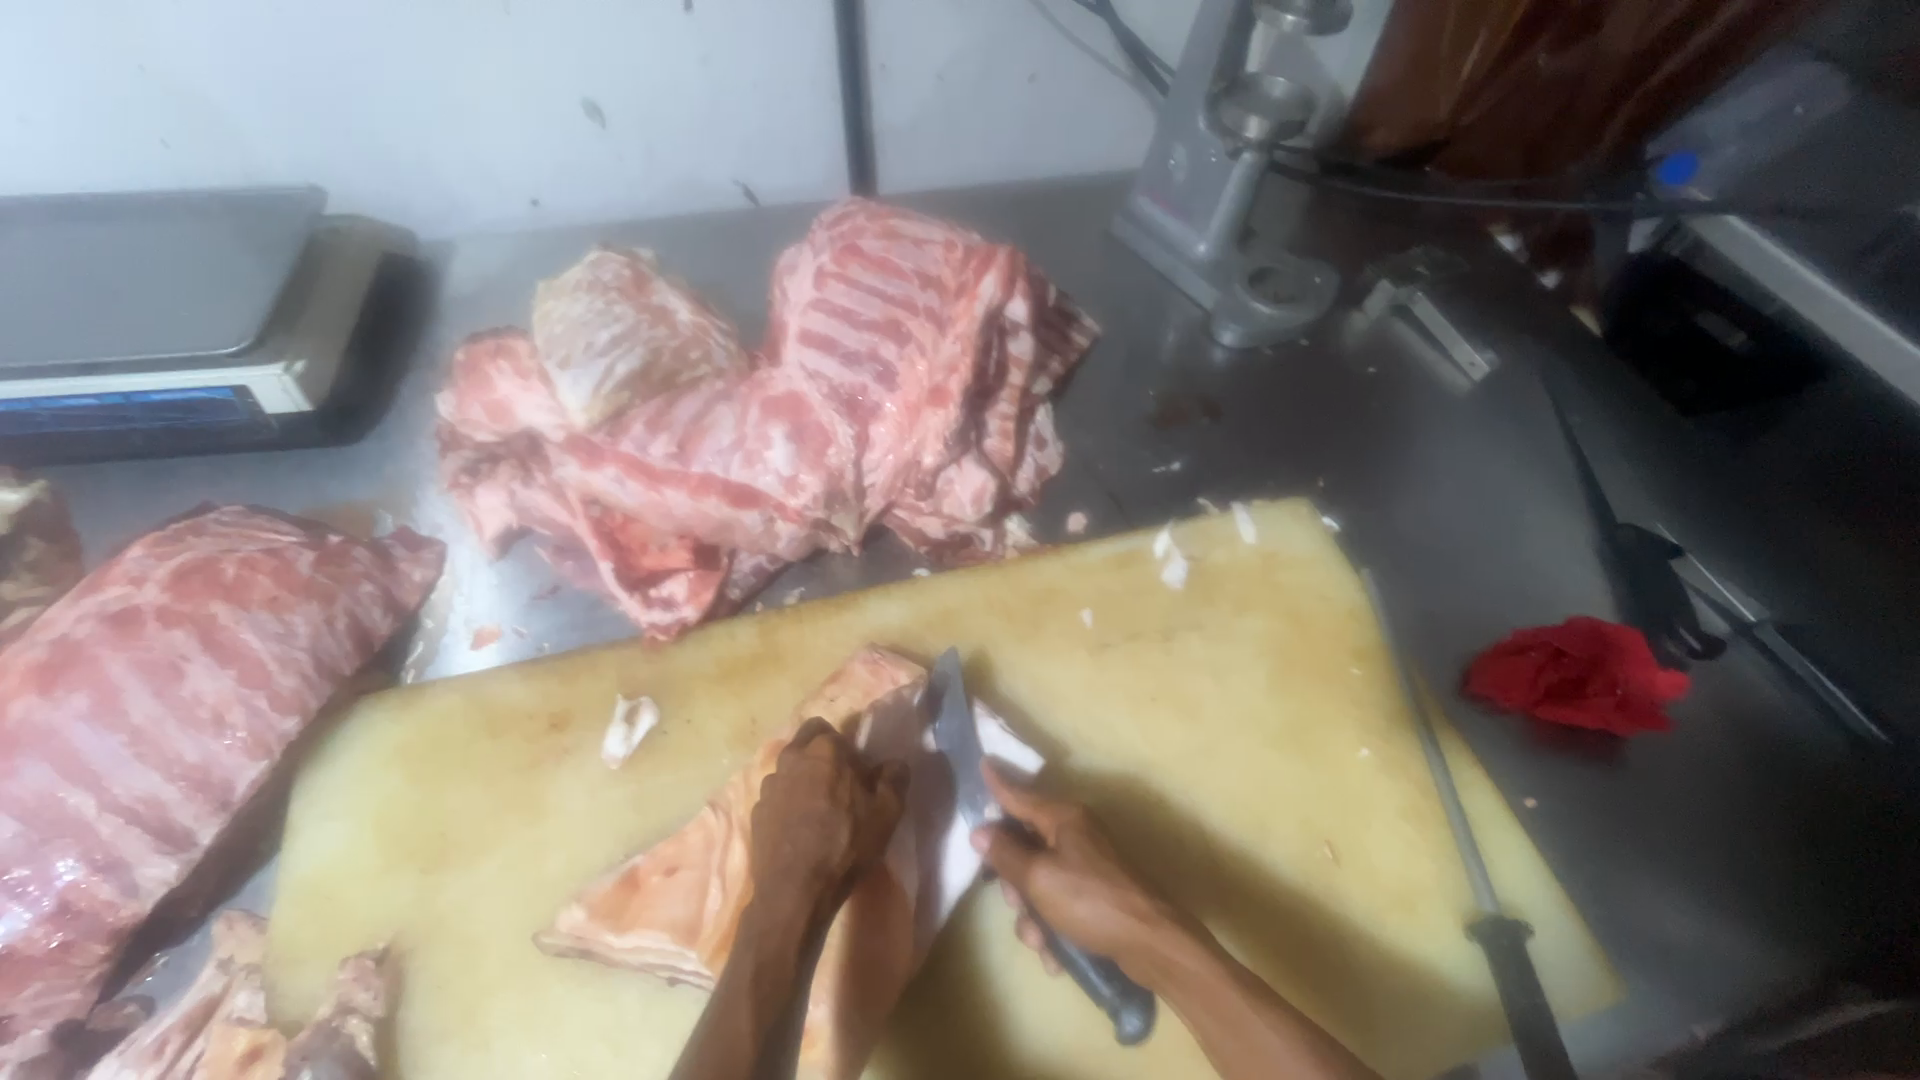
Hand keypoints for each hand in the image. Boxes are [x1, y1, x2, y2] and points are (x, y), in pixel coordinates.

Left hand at [752, 717, 908, 906]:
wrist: (795, 891)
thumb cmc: (846, 844)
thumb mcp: (887, 812)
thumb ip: (894, 778)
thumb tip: (894, 764)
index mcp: (824, 749)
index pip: (834, 731)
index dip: (849, 750)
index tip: (860, 775)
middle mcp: (791, 759)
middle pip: (807, 742)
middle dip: (822, 754)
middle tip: (841, 785)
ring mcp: (769, 786)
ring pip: (790, 769)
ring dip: (804, 779)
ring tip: (820, 811)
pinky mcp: (756, 812)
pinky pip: (778, 797)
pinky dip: (789, 804)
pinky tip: (801, 830)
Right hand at [969, 763, 1188, 982]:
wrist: (1150, 944)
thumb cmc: (1090, 901)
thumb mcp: (1038, 878)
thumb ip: (1005, 854)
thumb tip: (980, 831)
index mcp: (1063, 818)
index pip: (1020, 795)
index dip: (998, 784)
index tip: (982, 761)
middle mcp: (1074, 835)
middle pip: (1024, 847)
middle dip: (1014, 881)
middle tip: (1016, 901)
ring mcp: (1085, 866)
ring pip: (1037, 883)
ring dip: (1033, 916)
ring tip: (1042, 940)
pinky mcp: (1093, 896)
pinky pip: (1057, 907)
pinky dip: (1053, 930)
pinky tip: (1058, 955)